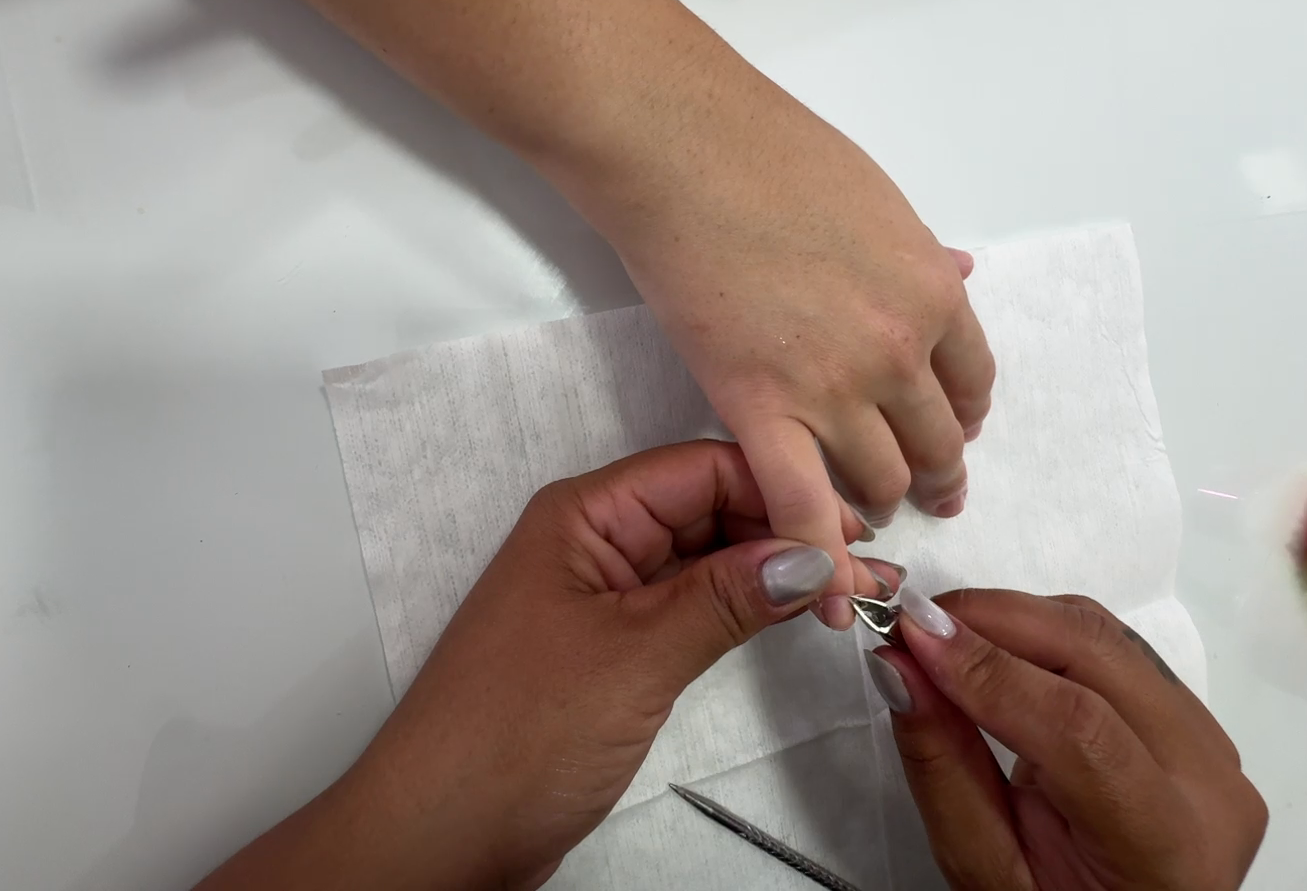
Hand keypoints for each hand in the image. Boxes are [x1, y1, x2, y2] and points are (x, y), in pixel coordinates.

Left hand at [198, 441, 901, 890]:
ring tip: (853, 593)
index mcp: (589, 511)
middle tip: (868, 572)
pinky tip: (795, 611)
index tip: (854, 531)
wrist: (438, 837)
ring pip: (706, 556)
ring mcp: (610, 587)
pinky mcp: (619, 636)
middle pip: (708, 508)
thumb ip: (725, 597)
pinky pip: (693, 599)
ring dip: (774, 570)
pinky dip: (744, 604)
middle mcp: (600, 534)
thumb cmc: (522, 732)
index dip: (779, 491)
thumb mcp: (634, 656)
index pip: (700, 470)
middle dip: (786, 533)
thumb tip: (814, 555)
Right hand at [609, 126, 994, 620]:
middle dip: (933, 478)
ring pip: (879, 483)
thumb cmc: (768, 153)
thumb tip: (959, 268)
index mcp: (932, 289)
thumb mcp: (872, 197)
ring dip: (879, 508)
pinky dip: (820, 560)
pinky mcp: (759, 410)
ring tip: (865, 523)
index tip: (948, 436)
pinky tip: (829, 597)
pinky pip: (801, 507)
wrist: (682, 149)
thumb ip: (918, 252)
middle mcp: (899, 350)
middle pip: (932, 444)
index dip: (962, 420)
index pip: (972, 382)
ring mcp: (833, 388)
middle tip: (920, 498)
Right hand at [870, 590, 1265, 890]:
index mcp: (1166, 846)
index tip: (906, 632)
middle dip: (989, 618)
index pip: (1079, 727)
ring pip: (1096, 629)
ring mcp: (1204, 737)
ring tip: (941, 640)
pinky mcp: (1184, 710)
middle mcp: (1207, 778)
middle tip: (911, 624)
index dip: (985, 667)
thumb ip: (941, 764)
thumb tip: (897, 660)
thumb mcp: (983, 871)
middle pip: (1093, 653)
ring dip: (1007, 617)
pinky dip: (1033, 626)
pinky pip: (1102, 637)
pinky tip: (988, 651)